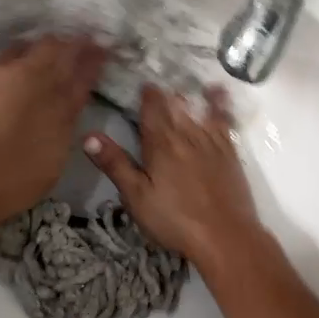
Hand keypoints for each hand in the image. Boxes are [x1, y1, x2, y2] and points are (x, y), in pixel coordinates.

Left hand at [0, 36, 107, 214]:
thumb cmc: (16, 180)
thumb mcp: (51, 163)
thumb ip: (56, 138)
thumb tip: (55, 129)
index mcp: (66, 114)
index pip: (84, 82)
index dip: (93, 66)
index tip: (102, 53)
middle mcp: (49, 88)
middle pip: (68, 57)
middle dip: (78, 45)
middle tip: (85, 38)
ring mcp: (21, 74)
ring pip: (44, 47)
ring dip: (53, 42)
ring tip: (55, 40)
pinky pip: (14, 51)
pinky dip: (22, 48)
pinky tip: (21, 47)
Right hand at [84, 84, 266, 270]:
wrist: (225, 236)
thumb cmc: (174, 219)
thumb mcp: (137, 196)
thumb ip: (115, 164)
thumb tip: (89, 136)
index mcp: (161, 144)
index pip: (152, 109)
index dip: (147, 95)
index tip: (143, 85)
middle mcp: (186, 135)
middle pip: (175, 106)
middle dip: (165, 94)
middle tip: (159, 83)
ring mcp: (211, 141)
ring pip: (196, 108)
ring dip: (188, 94)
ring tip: (182, 81)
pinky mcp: (229, 151)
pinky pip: (223, 118)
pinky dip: (219, 102)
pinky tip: (218, 91)